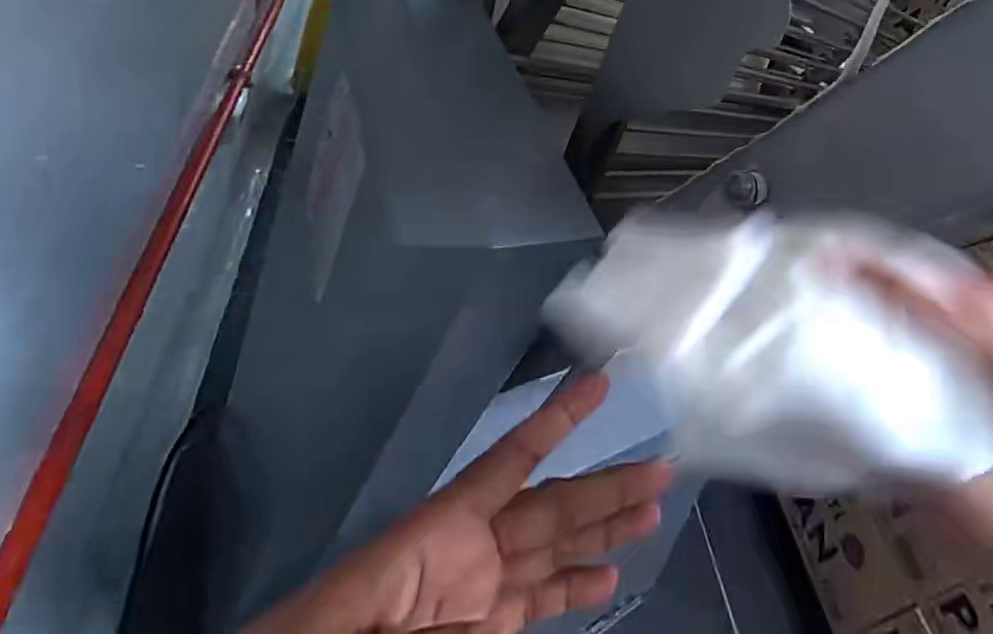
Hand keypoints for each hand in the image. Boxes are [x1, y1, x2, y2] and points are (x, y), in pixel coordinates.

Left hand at [247, 373, 673, 633]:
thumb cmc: (330, 626)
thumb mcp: (350, 603)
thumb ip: (403, 579)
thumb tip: (485, 586)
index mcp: (443, 527)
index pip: (512, 459)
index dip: (557, 421)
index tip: (599, 383)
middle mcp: (472, 547)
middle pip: (552, 506)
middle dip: (608, 487)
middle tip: (662, 467)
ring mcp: (480, 588)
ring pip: (557, 548)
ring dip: (607, 529)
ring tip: (654, 510)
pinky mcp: (485, 626)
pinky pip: (538, 597)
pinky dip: (575, 585)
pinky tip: (609, 575)